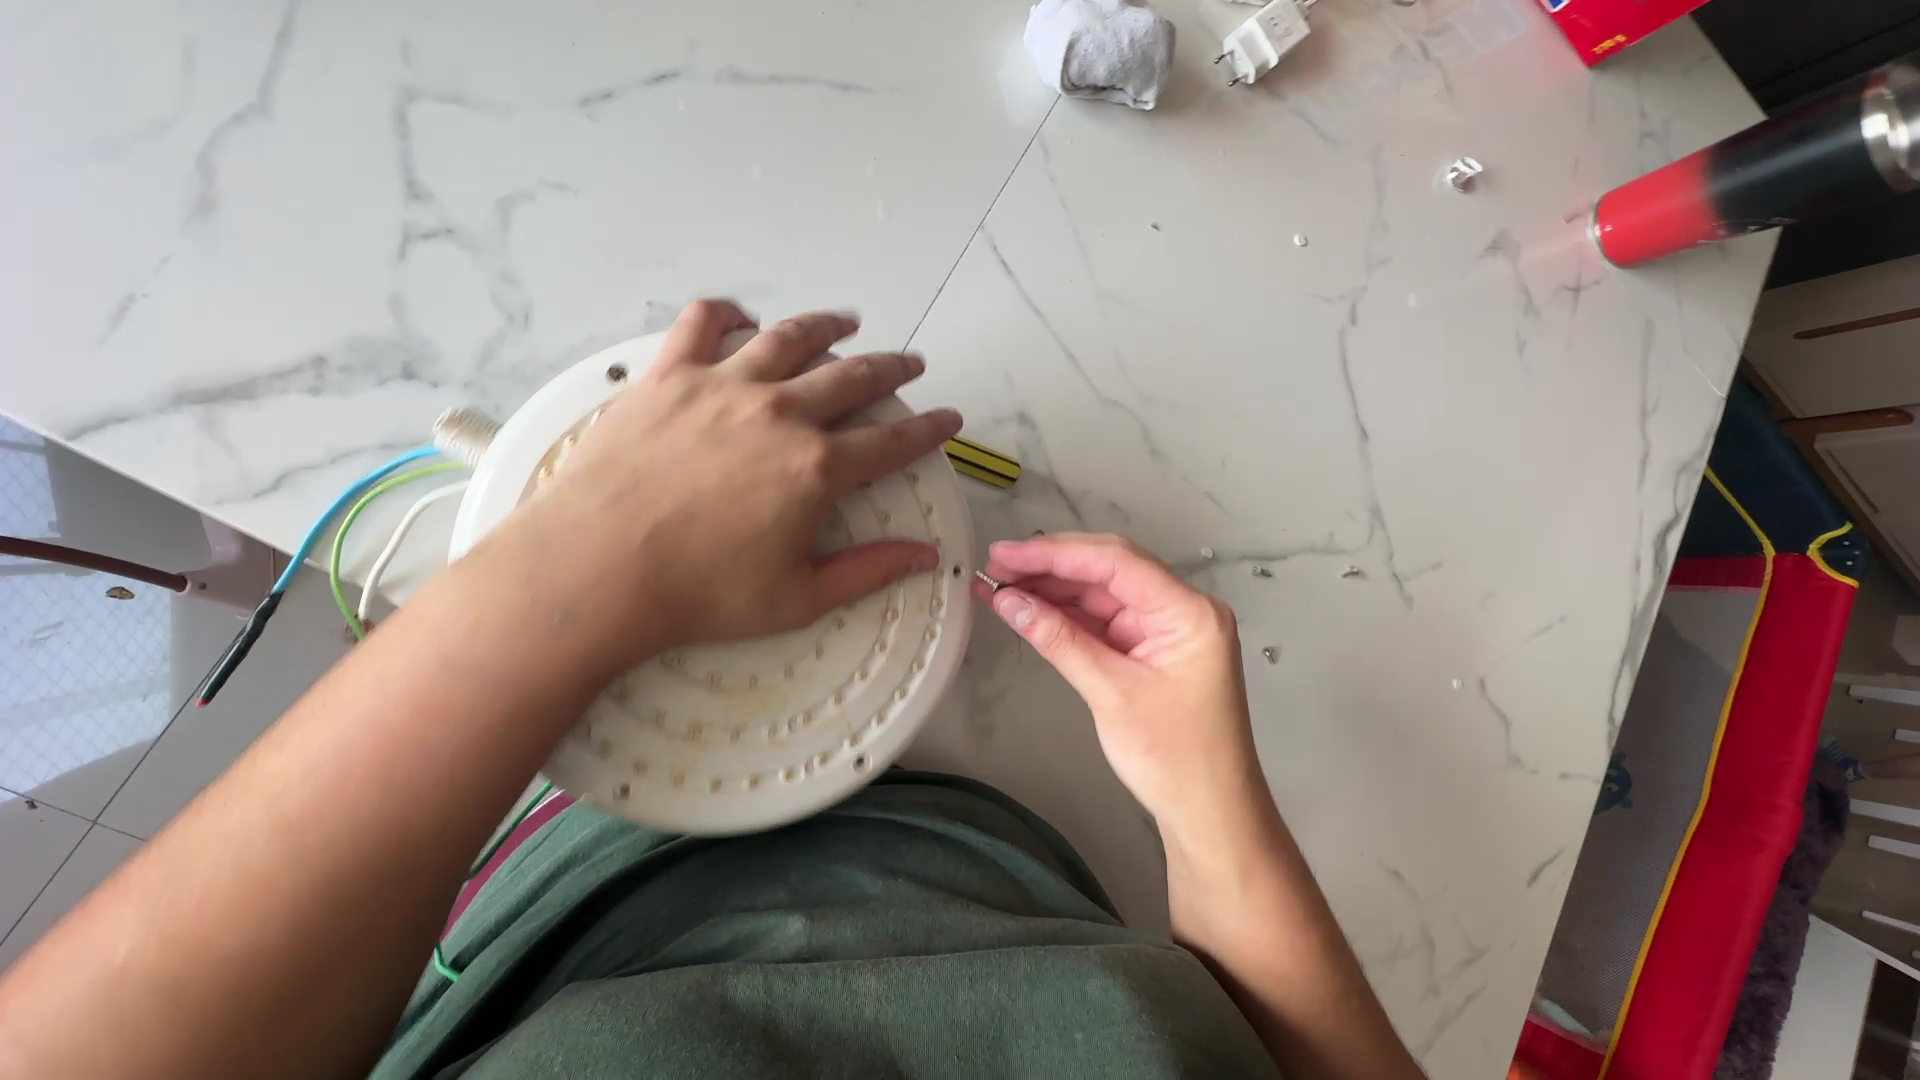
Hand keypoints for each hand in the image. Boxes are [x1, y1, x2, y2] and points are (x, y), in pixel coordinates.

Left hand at [483, 300, 961, 677]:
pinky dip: (726, 312)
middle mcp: (779, 414)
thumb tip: (926, 556)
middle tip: (911, 364)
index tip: (949, 419)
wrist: (595, 571)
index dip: (929, 430)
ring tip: (847, 321)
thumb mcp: (798, 598)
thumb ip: (869, 571)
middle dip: (892, 369)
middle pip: (853, 378)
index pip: (892, 442)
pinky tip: (741, 314)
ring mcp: (722, 386)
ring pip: (789, 339)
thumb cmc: (700, 595)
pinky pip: (702, 324)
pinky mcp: (669, 377)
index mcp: (816, 468)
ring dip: (826, 326)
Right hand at [977, 533, 1263, 837]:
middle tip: (996, 566)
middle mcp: (1180, 610)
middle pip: (1107, 570)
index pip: (1115, 562)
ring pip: (1100, 593)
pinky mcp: (1148, 649)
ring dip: (1051, 589)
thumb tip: (1010, 602)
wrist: (1209, 813)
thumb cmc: (1176, 759)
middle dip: (1050, 565)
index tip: (1006, 555)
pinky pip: (1101, 620)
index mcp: (1188, 612)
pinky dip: (1064, 615)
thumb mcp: (1111, 694)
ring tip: (1000, 586)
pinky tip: (1028, 609)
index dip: (1055, 553)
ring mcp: (1163, 629)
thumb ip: (1059, 640)